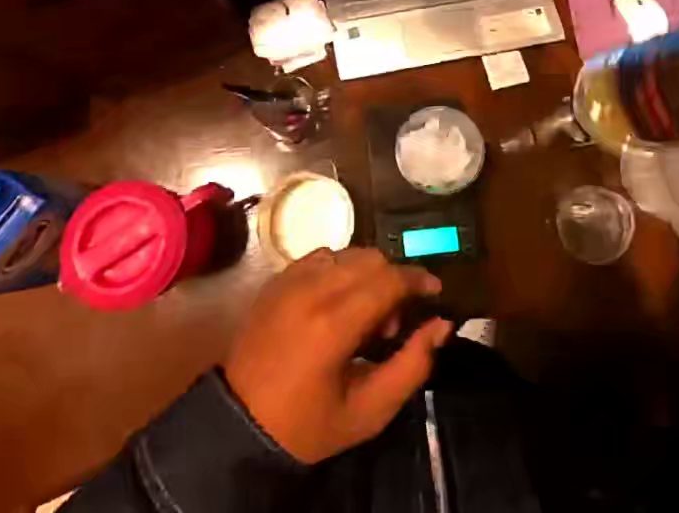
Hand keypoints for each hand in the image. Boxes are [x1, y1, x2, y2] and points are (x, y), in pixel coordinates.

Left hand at [223, 248, 452, 463]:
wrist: (236, 425)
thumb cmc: (306, 424)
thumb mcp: (367, 411)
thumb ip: (412, 366)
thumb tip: (442, 325)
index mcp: (333, 324)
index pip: (389, 279)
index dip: (419, 280)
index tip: (435, 292)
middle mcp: (311, 291)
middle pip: (372, 259)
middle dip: (394, 281)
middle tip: (391, 322)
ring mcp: (290, 281)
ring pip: (348, 253)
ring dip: (368, 273)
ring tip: (362, 314)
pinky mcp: (276, 280)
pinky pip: (321, 257)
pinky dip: (340, 269)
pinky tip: (337, 301)